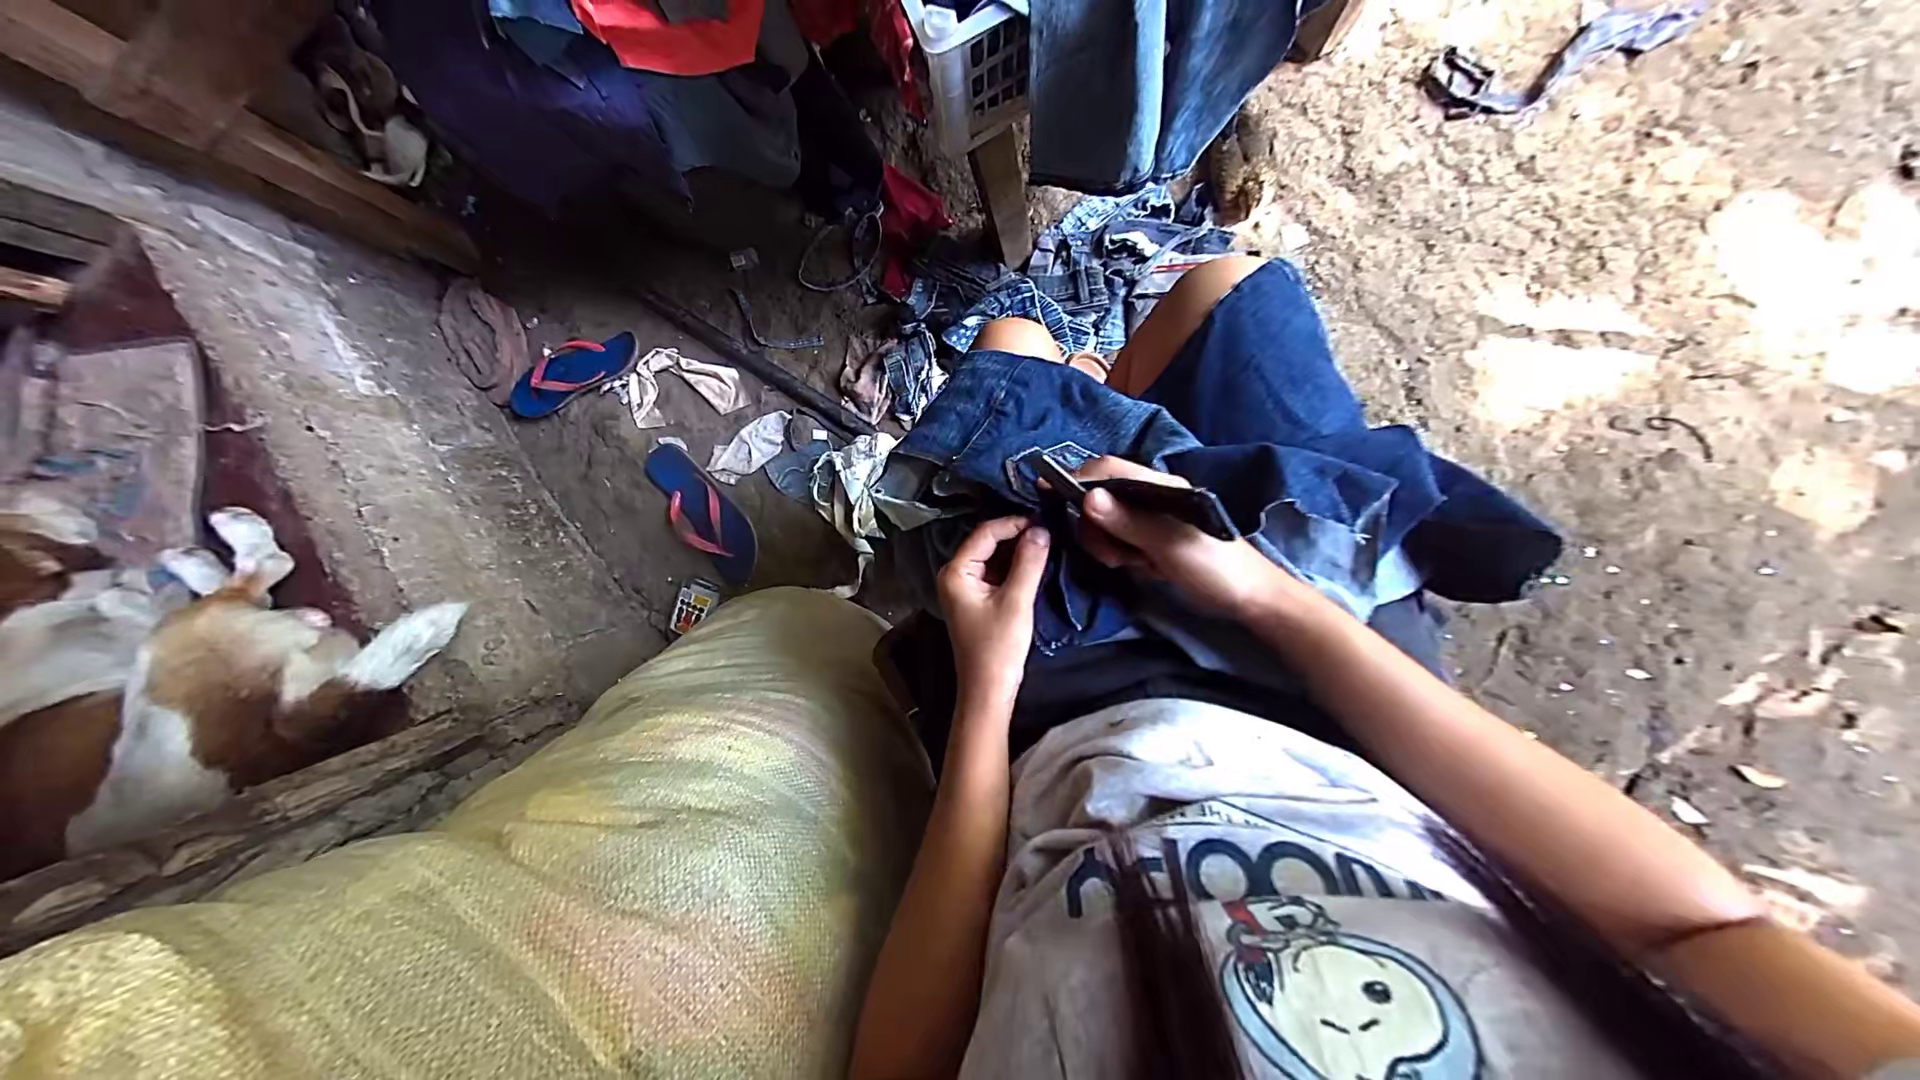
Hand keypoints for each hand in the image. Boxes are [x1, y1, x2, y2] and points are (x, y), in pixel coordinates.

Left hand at [937, 516, 1049, 712]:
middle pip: (987, 542)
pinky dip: (1013, 566)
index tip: (1043, 520)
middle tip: (1048, 529)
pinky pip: (995, 572)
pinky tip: (1034, 562)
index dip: (1014, 523)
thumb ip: (1029, 563)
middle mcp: (954, 575)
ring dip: (1017, 550)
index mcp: (955, 572)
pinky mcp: (976, 599)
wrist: (988, 690)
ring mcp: (964, 587)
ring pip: (993, 556)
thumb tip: (1042, 530)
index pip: (985, 533)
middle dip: (1016, 534)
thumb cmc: (998, 648)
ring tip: (1045, 542)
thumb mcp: (1017, 601)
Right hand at [1073, 456, 1303, 617]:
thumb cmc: (1213, 566)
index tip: (1047, 491)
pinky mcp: (1148, 538)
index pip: (1107, 469)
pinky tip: (1138, 565)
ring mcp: (1148, 518)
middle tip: (1113, 553)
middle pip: (1098, 497)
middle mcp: (1149, 496)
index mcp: (1158, 486)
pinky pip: (1117, 539)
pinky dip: (1118, 552)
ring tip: (1131, 562)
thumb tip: (1087, 497)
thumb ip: (1127, 521)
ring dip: (1106, 543)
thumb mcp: (1168, 544)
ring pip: (1104, 521)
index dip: (1076, 477)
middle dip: (1094, 524)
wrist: (1247, 597)